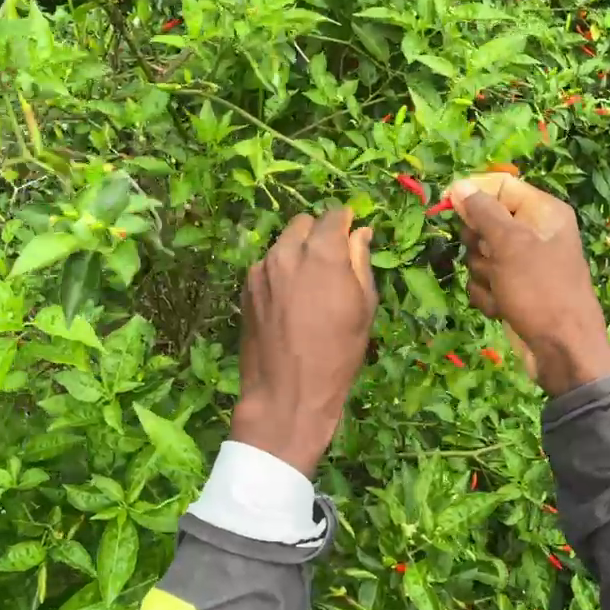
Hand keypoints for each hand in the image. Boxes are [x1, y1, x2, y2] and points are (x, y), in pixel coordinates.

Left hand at [232, 208, 377, 475]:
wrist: (287, 393)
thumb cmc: (337, 354)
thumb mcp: (363, 308)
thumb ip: (360, 262)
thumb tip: (360, 234)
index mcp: (322, 253)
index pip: (334, 215)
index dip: (346, 221)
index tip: (352, 234)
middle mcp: (287, 252)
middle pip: (304, 224)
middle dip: (319, 234)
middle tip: (332, 262)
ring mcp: (262, 269)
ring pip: (283, 243)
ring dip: (298, 251)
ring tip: (309, 284)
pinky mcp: (246, 288)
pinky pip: (267, 265)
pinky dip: (280, 270)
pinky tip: (289, 300)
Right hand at [445, 174, 609, 397]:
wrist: (563, 350)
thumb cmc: (541, 290)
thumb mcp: (510, 245)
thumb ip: (483, 212)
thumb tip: (459, 186)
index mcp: (543, 212)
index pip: (501, 186)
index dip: (473, 193)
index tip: (446, 203)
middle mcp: (534, 234)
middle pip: (485, 222)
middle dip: (479, 245)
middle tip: (492, 257)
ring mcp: (522, 265)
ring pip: (479, 256)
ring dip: (483, 275)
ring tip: (503, 290)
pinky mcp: (513, 291)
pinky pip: (484, 282)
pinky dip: (488, 296)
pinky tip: (503, 309)